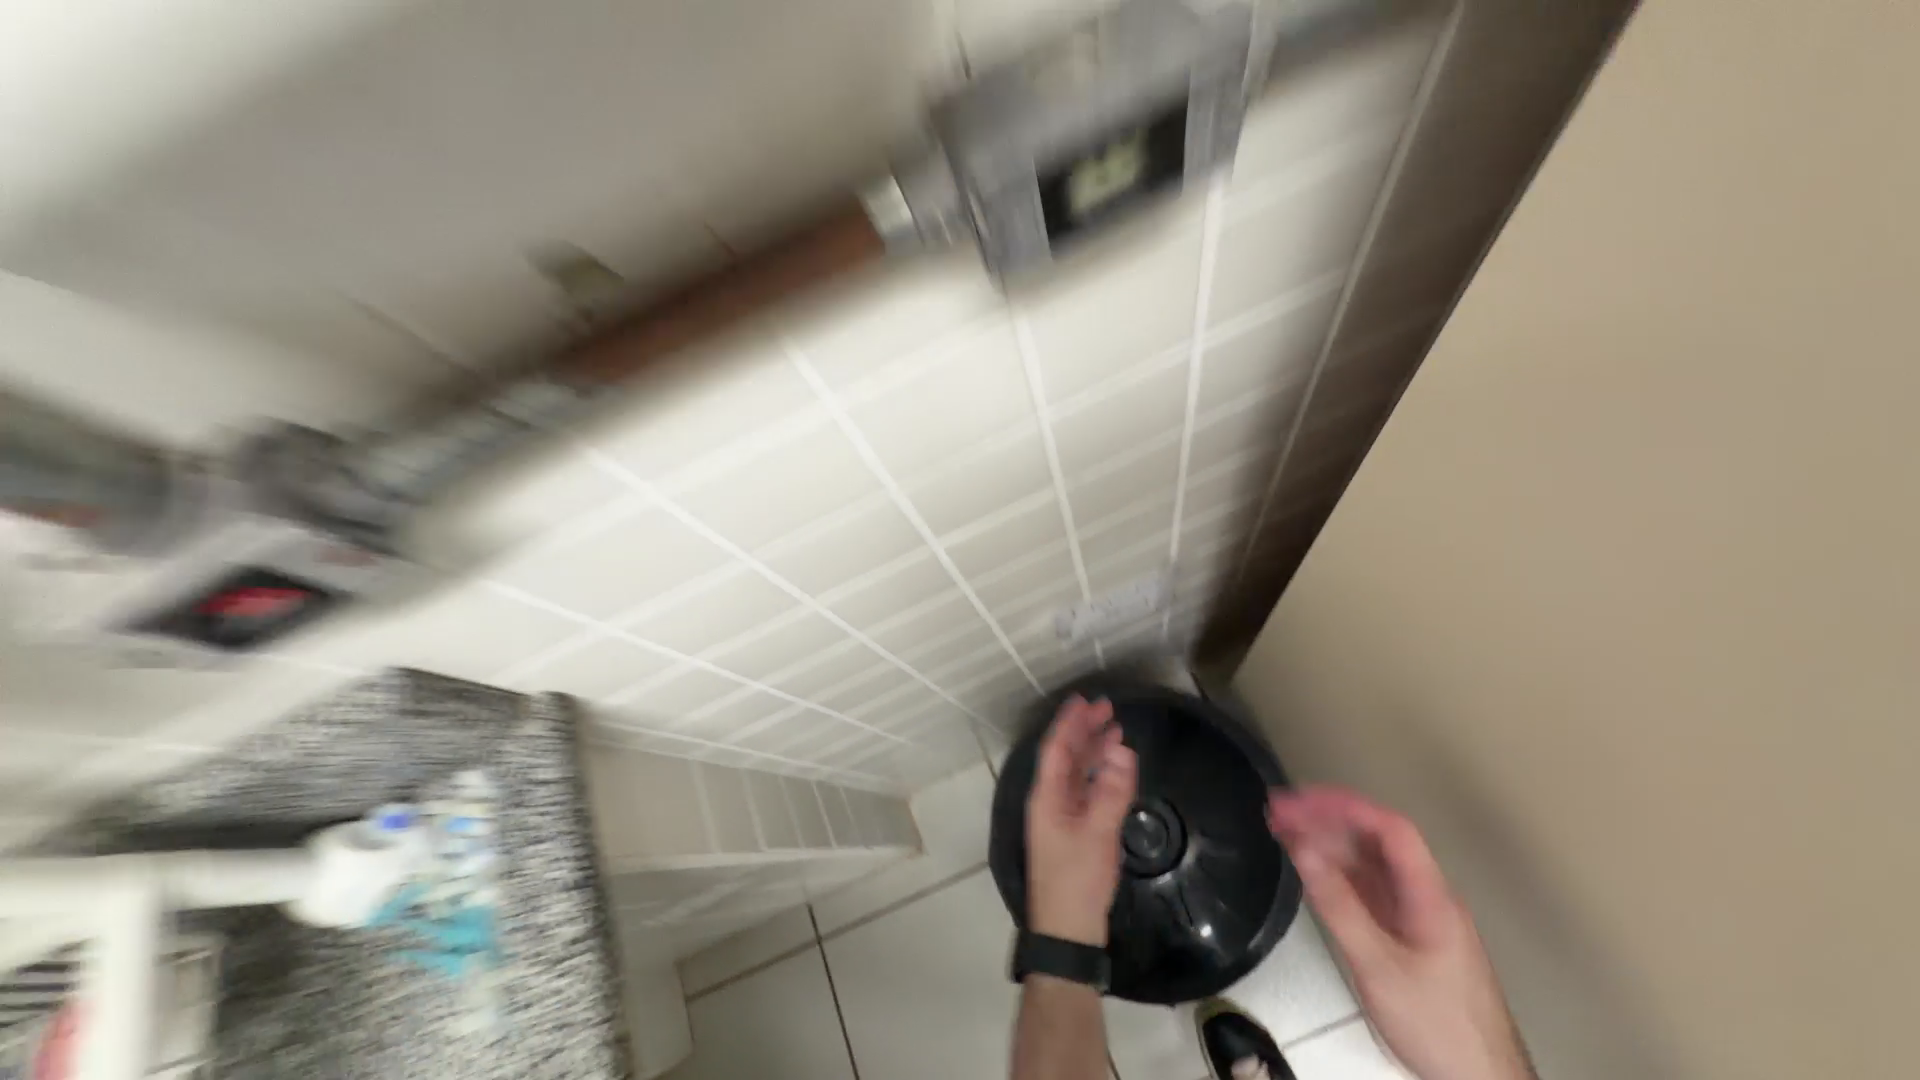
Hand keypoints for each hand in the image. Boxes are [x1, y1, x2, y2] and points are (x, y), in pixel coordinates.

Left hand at [1025, 696, 1137, 947]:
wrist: (1067, 930)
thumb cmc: (1077, 880)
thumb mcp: (1098, 834)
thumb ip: (1112, 792)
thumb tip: (1123, 751)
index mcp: (1046, 797)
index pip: (1056, 749)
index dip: (1069, 723)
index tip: (1084, 700)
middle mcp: (1049, 801)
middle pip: (1065, 757)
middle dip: (1084, 732)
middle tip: (1107, 709)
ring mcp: (1060, 817)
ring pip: (1075, 774)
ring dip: (1093, 752)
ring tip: (1115, 732)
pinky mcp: (1072, 832)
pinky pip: (1084, 792)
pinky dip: (1099, 776)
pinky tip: (1114, 771)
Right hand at [1267, 787, 1533, 1079]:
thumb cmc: (1433, 1023)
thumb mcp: (1378, 966)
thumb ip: (1338, 905)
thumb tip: (1303, 848)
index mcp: (1430, 896)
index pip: (1391, 831)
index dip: (1346, 807)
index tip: (1300, 799)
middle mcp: (1426, 896)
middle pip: (1376, 842)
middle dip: (1327, 820)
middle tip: (1278, 811)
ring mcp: (1417, 916)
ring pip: (1370, 865)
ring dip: (1328, 843)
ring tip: (1282, 830)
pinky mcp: (1406, 935)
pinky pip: (1369, 890)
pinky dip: (1336, 872)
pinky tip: (1309, 867)